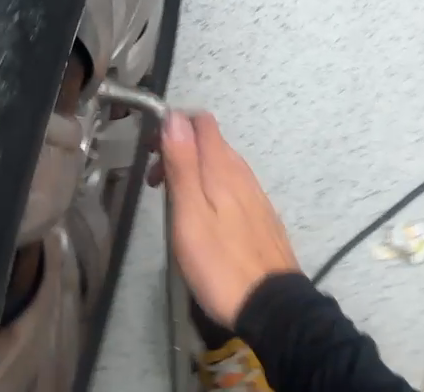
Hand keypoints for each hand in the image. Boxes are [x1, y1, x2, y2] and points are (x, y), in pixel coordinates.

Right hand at [155, 111, 300, 325]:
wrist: (272, 308)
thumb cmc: (221, 262)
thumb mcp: (190, 213)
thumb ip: (183, 163)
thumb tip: (174, 117)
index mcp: (222, 166)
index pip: (200, 121)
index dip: (172, 125)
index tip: (151, 151)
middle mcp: (241, 171)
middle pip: (208, 140)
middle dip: (179, 149)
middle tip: (155, 184)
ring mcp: (254, 193)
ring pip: (219, 164)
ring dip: (193, 170)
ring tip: (173, 204)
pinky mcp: (260, 214)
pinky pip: (231, 185)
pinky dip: (210, 188)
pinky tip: (203, 217)